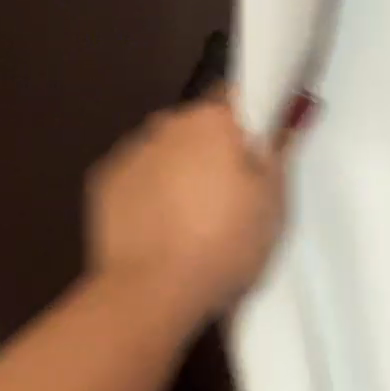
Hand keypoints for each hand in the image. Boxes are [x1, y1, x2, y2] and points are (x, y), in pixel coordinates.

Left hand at [87, 90, 311, 315]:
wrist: (152, 291)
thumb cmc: (224, 245)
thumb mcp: (272, 206)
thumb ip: (278, 155)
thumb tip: (286, 117)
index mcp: (213, 121)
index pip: (238, 98)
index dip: (254, 122)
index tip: (262, 153)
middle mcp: (166, 124)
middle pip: (199, 129)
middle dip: (214, 153)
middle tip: (232, 201)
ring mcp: (130, 152)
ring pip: (166, 155)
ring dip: (181, 175)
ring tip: (194, 224)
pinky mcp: (104, 184)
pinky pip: (138, 182)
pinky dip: (151, 198)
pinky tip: (163, 233)